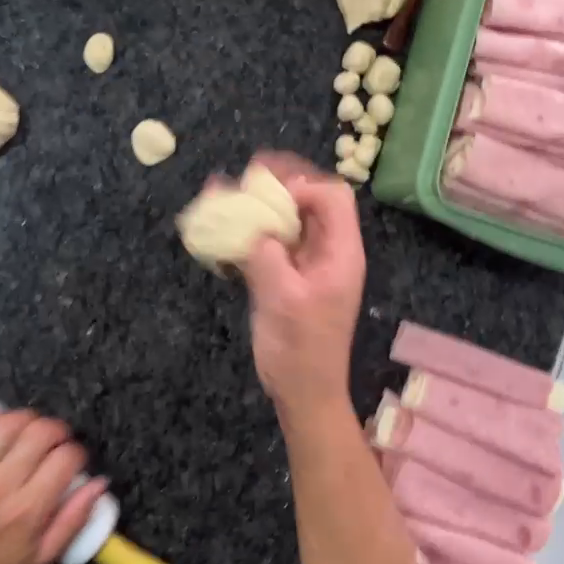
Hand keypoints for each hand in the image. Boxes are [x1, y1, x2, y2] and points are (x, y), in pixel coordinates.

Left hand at [0, 411, 108, 563]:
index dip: (77, 453)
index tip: (75, 460)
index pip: (65, 460)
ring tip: (29, 431)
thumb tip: (100, 482)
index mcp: (27, 511)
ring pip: (5, 424)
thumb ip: (74, 520)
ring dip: (25, 419)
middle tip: (56, 440)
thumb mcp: (42, 557)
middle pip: (38, 433)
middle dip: (57, 430)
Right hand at [239, 152, 366, 416]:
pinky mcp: (285, 278)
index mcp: (341, 253)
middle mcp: (327, 252)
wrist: (302, 391)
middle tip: (248, 173)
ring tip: (228, 191)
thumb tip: (250, 225)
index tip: (268, 197)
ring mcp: (306, 265)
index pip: (332, 198)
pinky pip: (270, 243)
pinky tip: (223, 225)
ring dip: (260, 205)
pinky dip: (250, 231)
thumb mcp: (283, 299)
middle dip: (280, 184)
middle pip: (310, 201)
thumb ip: (267, 255)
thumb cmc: (301, 348)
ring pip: (288, 220)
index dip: (303, 186)